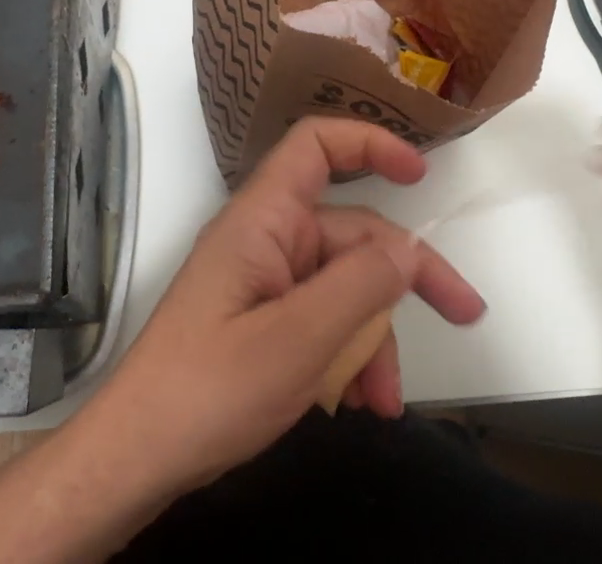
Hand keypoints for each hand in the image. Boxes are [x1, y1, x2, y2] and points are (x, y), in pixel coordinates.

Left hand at [83, 116, 486, 494]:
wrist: (137, 458)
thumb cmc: (208, 391)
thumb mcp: (297, 340)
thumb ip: (361, 287)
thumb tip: (412, 248)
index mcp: (263, 221)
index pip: (315, 147)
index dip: (369, 144)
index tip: (420, 175)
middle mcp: (266, 241)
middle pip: (352, 234)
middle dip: (405, 279)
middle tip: (464, 314)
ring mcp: (265, 284)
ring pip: (344, 287)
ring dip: (374, 338)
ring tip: (385, 399)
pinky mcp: (263, 322)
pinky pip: (322, 320)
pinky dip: (347, 355)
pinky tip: (359, 402)